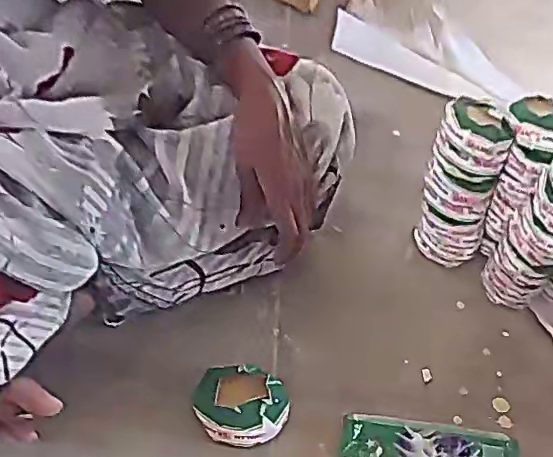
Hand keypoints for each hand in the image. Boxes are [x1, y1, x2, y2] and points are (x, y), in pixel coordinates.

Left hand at [225, 43, 313, 261]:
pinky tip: (291, 210)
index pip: (290, 235)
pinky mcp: (309, 173)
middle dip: (294, 248)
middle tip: (281, 253)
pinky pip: (310, 203)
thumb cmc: (251, 130)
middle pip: (304, 232)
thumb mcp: (242, 166)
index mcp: (282, 194)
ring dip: (298, 231)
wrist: (268, 101)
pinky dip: (302, 214)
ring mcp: (307, 183)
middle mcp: (300, 193)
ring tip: (284, 233)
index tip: (276, 260)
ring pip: (309, 219)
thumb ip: (249, 199)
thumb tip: (248, 224)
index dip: (284, 252)